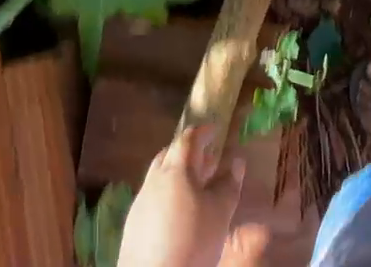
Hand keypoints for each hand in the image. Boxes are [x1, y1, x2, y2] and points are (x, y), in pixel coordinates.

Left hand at [120, 125, 247, 266]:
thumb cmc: (192, 240)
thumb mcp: (221, 213)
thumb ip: (230, 184)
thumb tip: (237, 162)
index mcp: (177, 169)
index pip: (188, 139)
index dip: (203, 131)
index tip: (215, 129)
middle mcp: (155, 179)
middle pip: (170, 154)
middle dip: (189, 152)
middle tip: (208, 157)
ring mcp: (141, 200)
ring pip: (160, 175)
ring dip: (178, 172)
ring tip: (195, 185)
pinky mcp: (133, 221)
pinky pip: (152, 194)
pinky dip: (167, 191)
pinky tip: (177, 209)